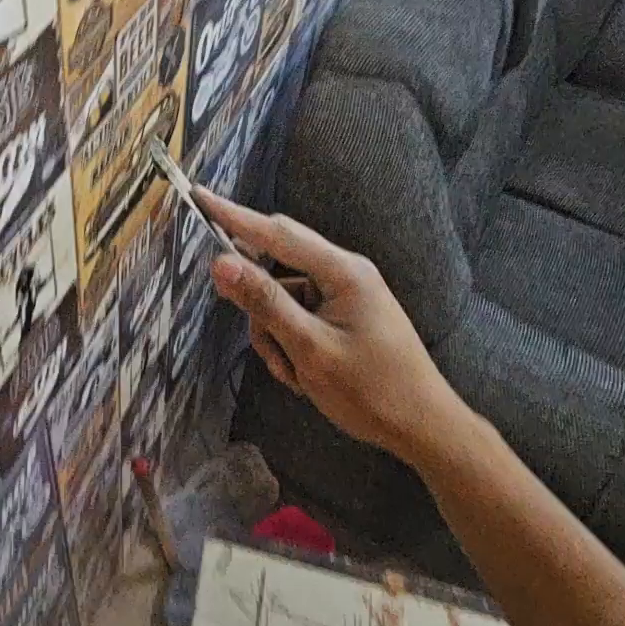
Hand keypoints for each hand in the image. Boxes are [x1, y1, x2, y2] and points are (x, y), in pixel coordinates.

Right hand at [196, 189, 470, 463]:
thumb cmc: (373, 391)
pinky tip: (300, 374)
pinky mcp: (340, 313)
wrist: (425, 430)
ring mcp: (342, 293)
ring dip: (274, 332)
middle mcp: (344, 271)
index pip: (276, 233)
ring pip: (281, 295)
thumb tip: (220, 262)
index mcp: (343, 271)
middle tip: (234, 309)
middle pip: (278, 261)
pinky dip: (288, 341)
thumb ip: (264, 302)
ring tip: (291, 373)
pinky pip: (296, 313)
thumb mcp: (310, 349)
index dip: (233, 216)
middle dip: (255, 295)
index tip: (199, 196)